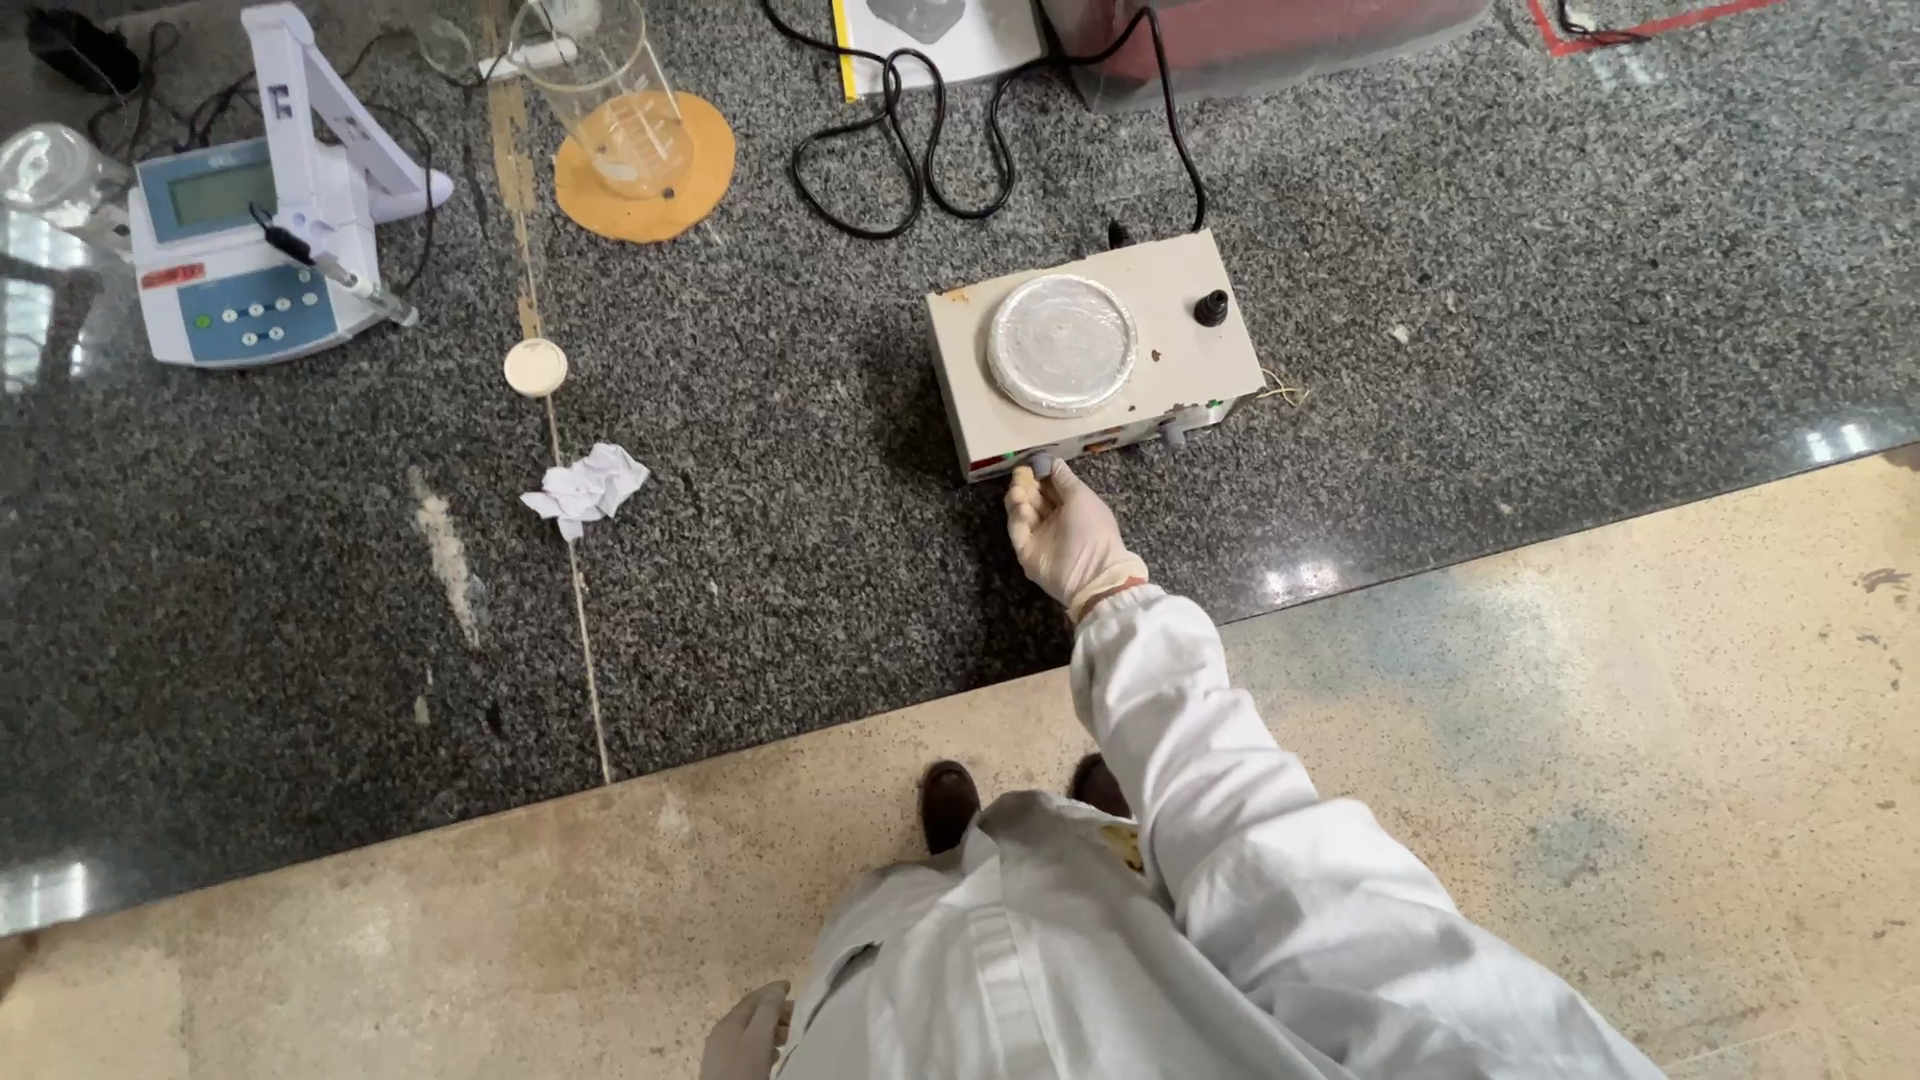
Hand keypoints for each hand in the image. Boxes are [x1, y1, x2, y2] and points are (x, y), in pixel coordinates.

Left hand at [701, 981, 789, 1079]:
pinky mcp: (726, 1072)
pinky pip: (748, 1051)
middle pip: (753, 1015)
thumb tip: (778, 988)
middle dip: (775, 1012)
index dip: (773, 991)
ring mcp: (722, 1054)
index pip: (753, 998)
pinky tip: (775, 1056)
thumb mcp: (759, 1037)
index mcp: (729, 1022)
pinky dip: (764, 1047)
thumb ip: (769, 1009)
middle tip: (796, 1017)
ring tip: (788, 1037)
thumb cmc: (742, 1071)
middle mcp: (722, 1034)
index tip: (792, 987)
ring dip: (771, 1031)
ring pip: (751, 1034)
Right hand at [1005, 460, 1148, 621]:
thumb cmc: (1092, 527)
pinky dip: (1016, 517)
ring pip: (1020, 511)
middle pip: (1032, 497)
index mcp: (1071, 507)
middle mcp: (1054, 520)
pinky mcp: (1025, 551)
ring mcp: (1038, 536)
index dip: (1039, 474)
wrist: (1091, 571)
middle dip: (1025, 484)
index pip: (1049, 487)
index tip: (1032, 464)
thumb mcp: (1081, 496)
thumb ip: (1063, 478)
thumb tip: (1052, 461)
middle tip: (1020, 476)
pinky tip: (1021, 508)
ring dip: (1018, 497)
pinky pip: (1016, 530)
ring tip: (1018, 491)